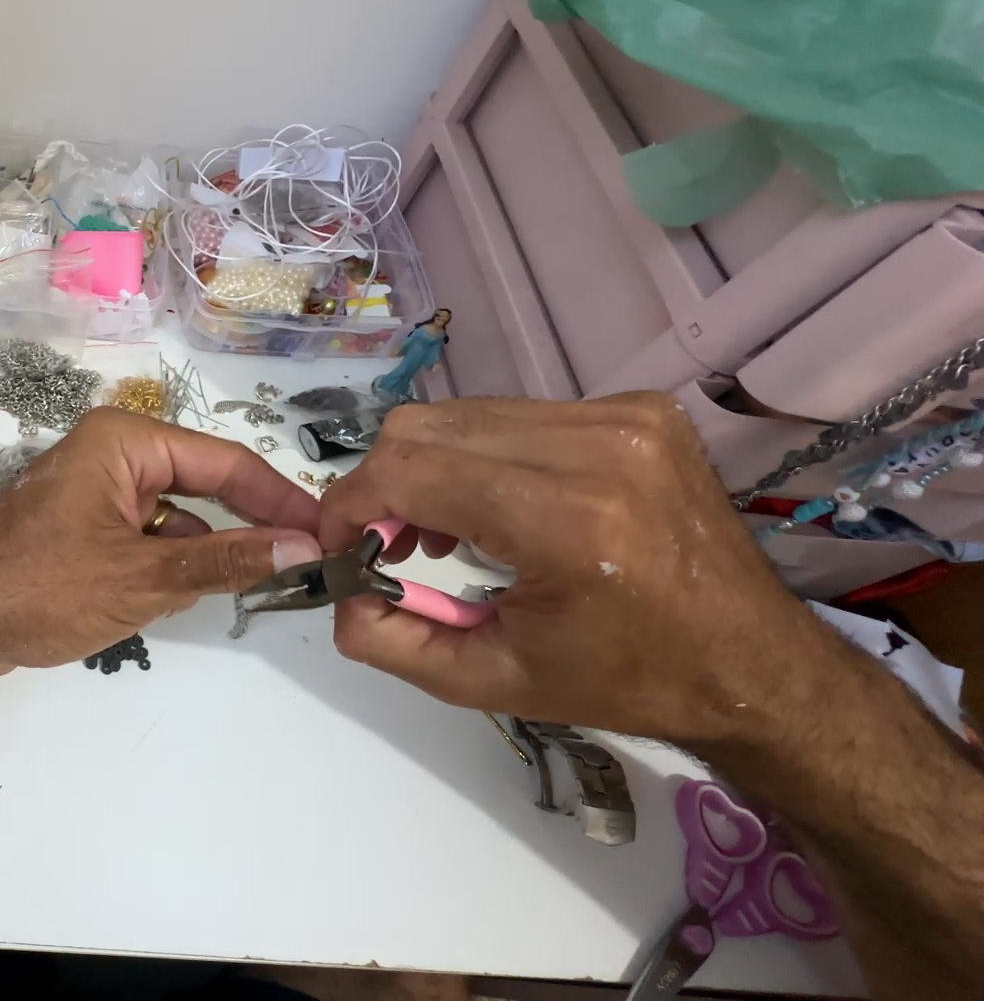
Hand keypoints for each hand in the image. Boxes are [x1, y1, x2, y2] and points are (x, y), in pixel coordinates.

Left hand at [0, 407, 322, 684]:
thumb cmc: (41, 588)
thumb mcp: (142, 577)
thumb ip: (226, 561)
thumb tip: (304, 547)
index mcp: (124, 442)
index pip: (224, 462)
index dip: (279, 498)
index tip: (327, 533)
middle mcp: (112, 456)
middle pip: (202, 487)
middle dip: (243, 529)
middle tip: (302, 565)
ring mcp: (96, 493)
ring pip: (176, 520)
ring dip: (201, 557)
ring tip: (237, 591)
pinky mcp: (84, 529)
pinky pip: (145, 540)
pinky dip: (166, 569)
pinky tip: (167, 602)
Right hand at [320, 392, 821, 742]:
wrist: (756, 665)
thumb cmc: (622, 681)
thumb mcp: (487, 681)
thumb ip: (387, 641)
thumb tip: (335, 592)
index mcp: (568, 520)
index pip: (407, 472)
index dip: (348, 504)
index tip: (340, 545)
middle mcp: (597, 446)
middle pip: (419, 430)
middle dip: (380, 486)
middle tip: (389, 544)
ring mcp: (620, 417)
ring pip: (454, 416)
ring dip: (421, 469)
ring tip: (437, 530)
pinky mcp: (632, 409)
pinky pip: (502, 415)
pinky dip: (469, 457)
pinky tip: (486, 505)